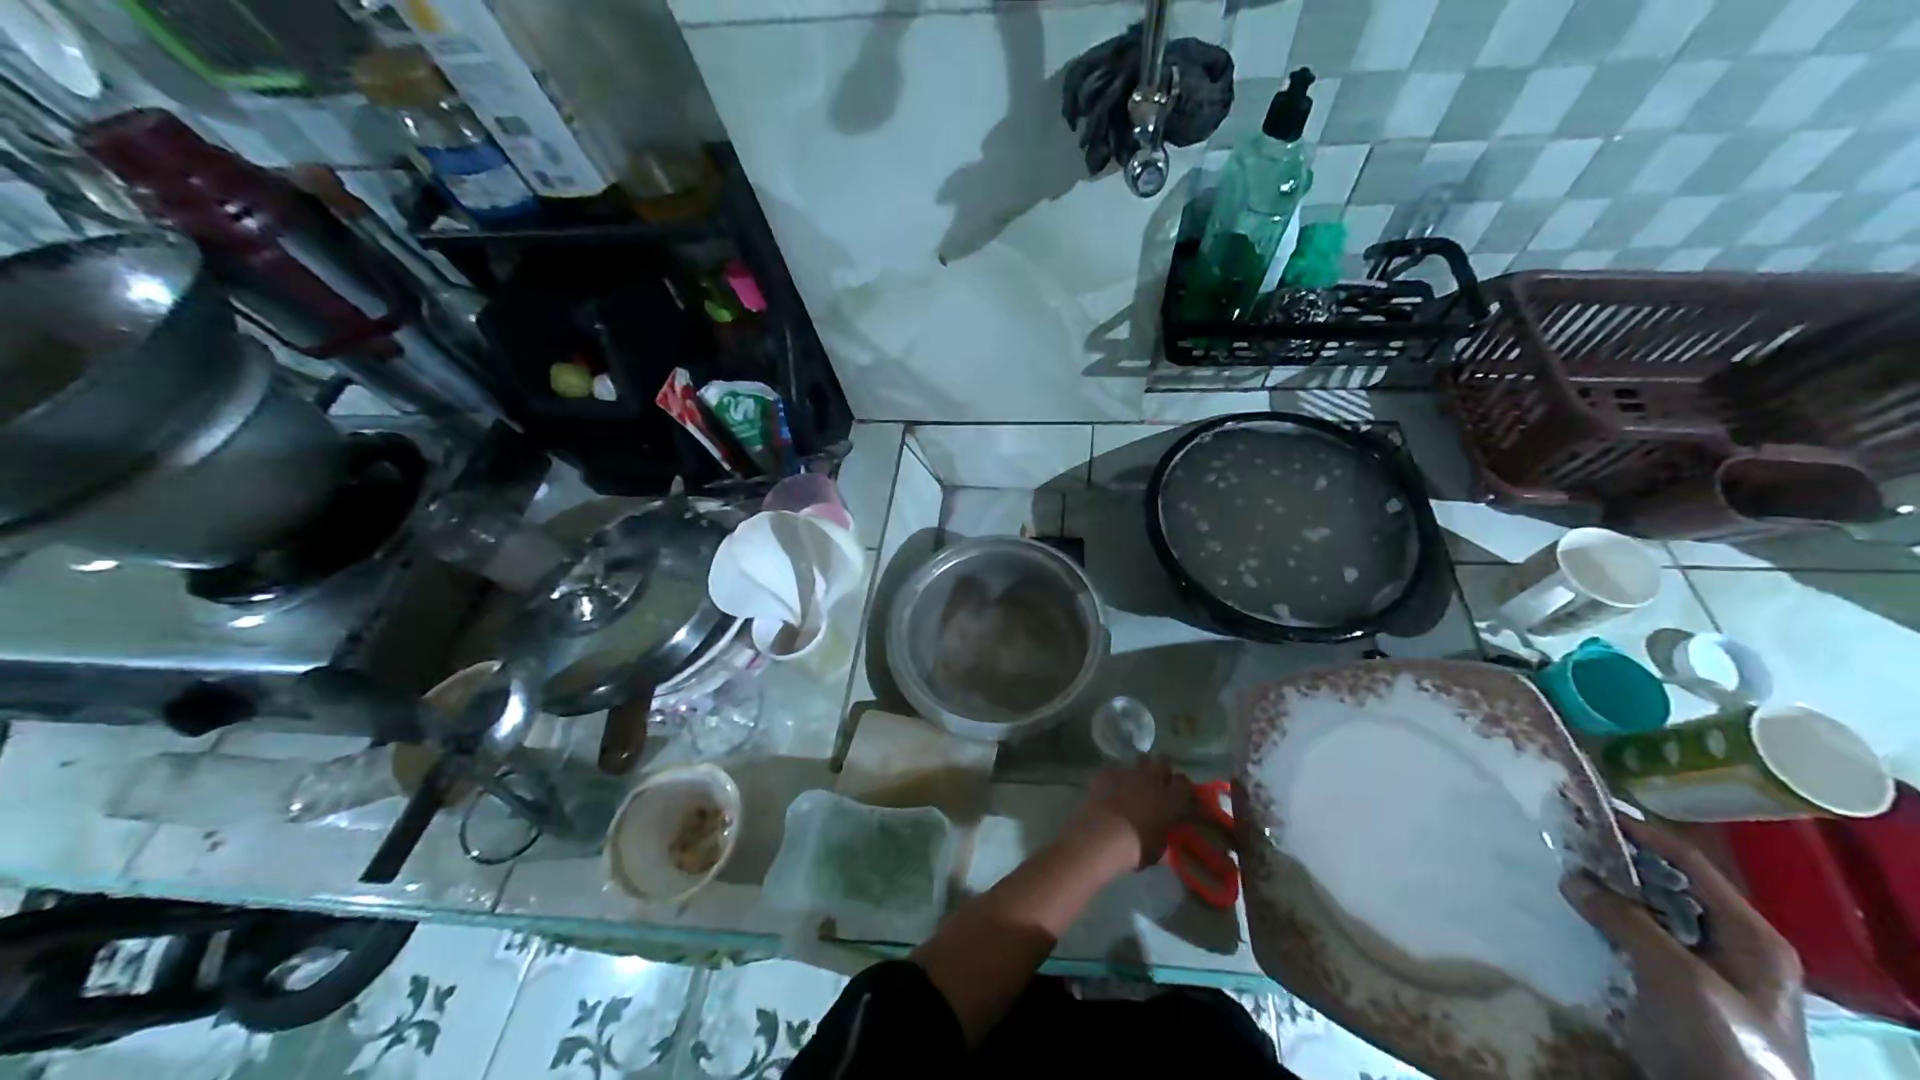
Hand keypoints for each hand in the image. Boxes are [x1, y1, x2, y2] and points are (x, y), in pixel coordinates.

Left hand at [1059, 756, 1192, 873]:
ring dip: (1141, 767)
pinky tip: (1111, 789)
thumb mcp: (1158, 848)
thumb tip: (1162, 831)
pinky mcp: (1109, 772)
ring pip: (1141, 759)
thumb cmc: (1135, 848)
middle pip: (1164, 761)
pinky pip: (1117, 770)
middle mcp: (1152, 780)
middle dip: (1162, 767)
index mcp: (1170, 799)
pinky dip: (1117, 777)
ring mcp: (1130, 773)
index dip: (1181, 787)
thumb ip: (1163, 834)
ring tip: (1135, 781)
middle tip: (1157, 779)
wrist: (1102, 836)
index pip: (1184, 783)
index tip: (1176, 794)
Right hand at [1563, 818, 1809, 1079]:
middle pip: (1669, 886)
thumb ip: (1626, 921)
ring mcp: (1703, 971)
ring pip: (1649, 913)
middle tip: (1566, 838)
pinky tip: (1572, 914)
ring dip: (1608, 892)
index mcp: (1750, 936)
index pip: (1690, 863)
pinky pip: (1636, 942)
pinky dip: (1605, 922)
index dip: (1642, 833)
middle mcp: (1731, 946)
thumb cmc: (1721, 1043)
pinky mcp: (1675, 992)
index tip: (1589, 809)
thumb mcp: (1676, 978)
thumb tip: (1572, 876)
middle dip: (1619, 861)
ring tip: (1560, 870)